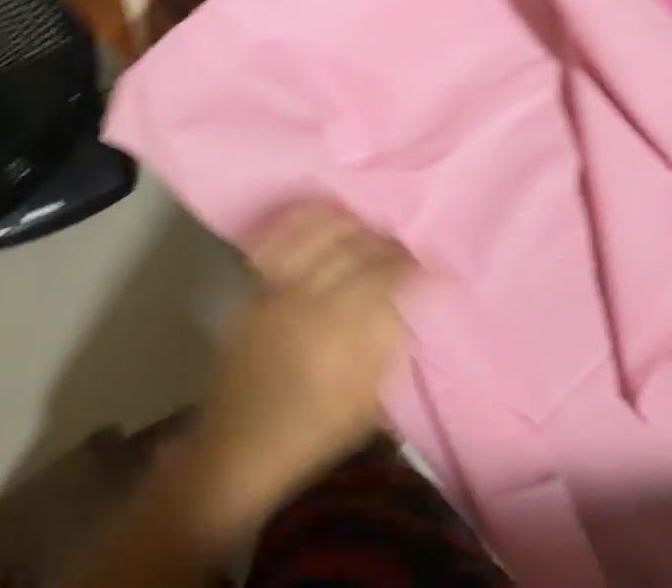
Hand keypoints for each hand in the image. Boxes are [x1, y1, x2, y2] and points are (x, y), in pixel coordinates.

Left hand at [177, 203, 416, 543]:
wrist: (235, 451)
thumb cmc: (310, 438)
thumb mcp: (365, 405)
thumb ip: (386, 347)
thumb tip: (407, 305)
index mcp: (342, 338)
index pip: (388, 278)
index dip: (417, 266)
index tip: (436, 267)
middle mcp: (310, 304)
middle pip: (360, 251)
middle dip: (392, 244)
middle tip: (411, 248)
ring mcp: (279, 292)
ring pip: (324, 236)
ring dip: (357, 227)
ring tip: (374, 231)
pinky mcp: (256, 291)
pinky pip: (284, 241)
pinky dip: (311, 223)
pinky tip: (330, 220)